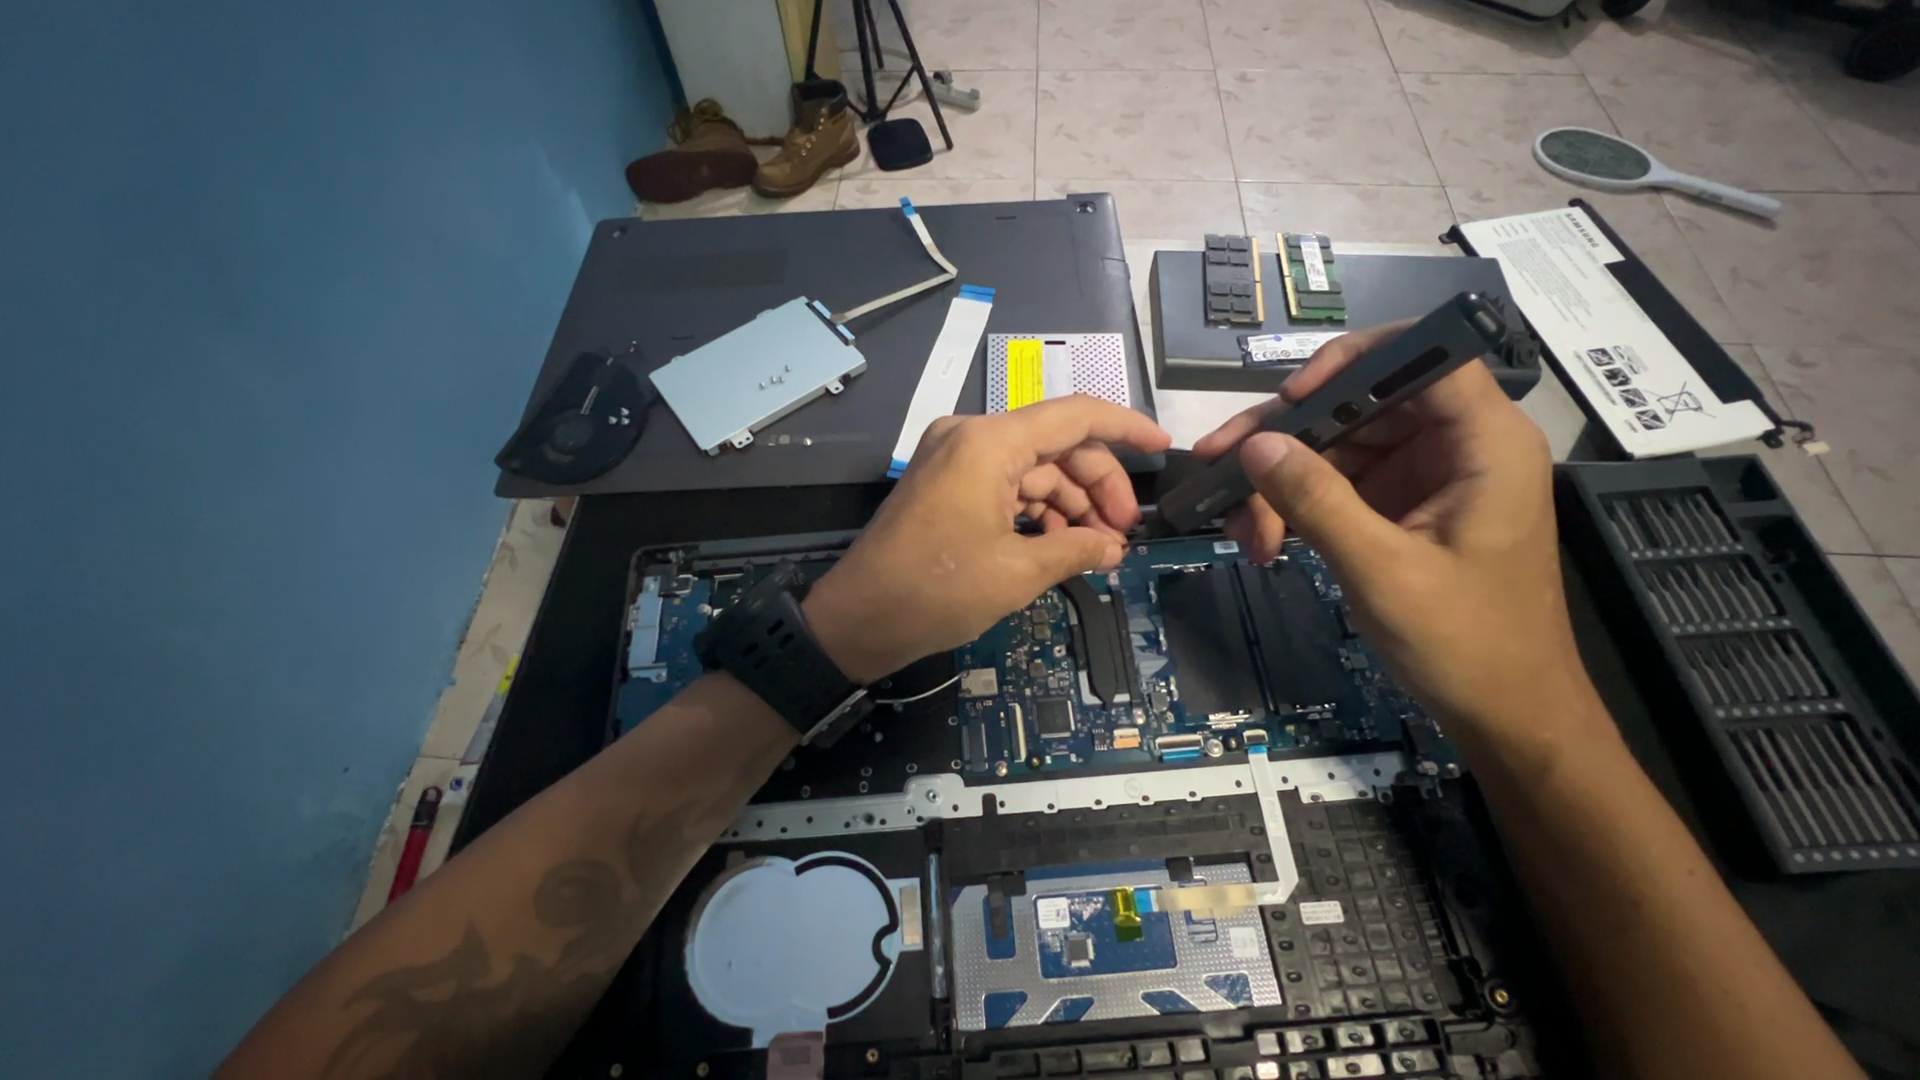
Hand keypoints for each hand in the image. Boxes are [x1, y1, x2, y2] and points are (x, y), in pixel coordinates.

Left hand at [804, 396, 1171, 683]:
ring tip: (1098, 550)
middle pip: (1057, 446)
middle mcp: (972, 436)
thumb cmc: (937, 590)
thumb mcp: (1017, 572)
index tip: (1163, 448)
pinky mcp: (948, 484)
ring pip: (1034, 469)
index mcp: (989, 442)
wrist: (858, 619)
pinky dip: (1037, 512)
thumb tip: (1114, 548)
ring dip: (1070, 505)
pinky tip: (1062, 546)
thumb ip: (1076, 550)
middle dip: (1097, 487)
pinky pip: (1007, 486)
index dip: (1126, 429)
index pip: (1076, 416)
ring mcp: (956, 459)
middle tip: (1123, 534)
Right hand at [1193, 326, 1598, 746]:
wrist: (1504, 713)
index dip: (1353, 363)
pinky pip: (1336, 486)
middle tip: (1219, 461)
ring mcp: (1423, 478)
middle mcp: (1454, 447)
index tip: (1290, 399)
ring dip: (1280, 483)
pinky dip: (1295, 507)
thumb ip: (1317, 501)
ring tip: (1240, 529)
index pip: (1423, 357)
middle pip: (1361, 405)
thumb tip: (1256, 444)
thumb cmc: (1466, 641)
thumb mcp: (1382, 569)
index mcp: (1483, 443)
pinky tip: (1262, 538)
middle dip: (1288, 435)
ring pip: (1337, 447)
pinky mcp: (1399, 509)